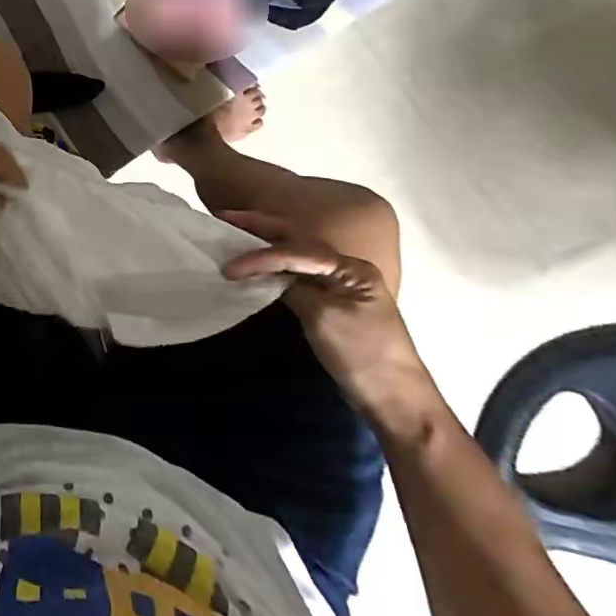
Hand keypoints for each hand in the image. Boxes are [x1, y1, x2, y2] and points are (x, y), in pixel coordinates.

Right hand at [217, 210, 435, 424]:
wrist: (393, 397)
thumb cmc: (361, 353)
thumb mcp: (322, 316)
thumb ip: (291, 287)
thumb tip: (263, 274)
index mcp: (352, 268)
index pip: (295, 251)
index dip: (258, 256)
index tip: (228, 268)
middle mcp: (346, 269)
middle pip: (296, 240)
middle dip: (259, 227)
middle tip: (222, 218)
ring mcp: (338, 285)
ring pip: (294, 254)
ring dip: (262, 243)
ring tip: (230, 233)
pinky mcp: (328, 301)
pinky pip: (295, 272)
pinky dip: (270, 264)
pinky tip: (252, 263)